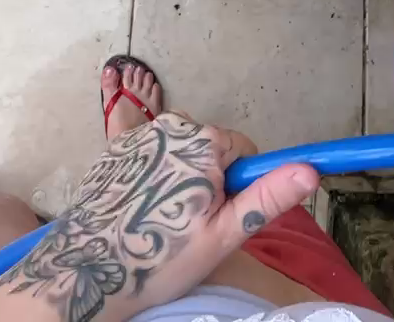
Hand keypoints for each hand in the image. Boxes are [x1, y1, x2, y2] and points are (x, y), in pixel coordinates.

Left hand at [0, 113, 316, 321]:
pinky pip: (147, 148)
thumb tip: (311, 170)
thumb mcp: (223, 235)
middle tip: (187, 224)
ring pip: (179, 148)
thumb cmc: (159, 256)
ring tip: (158, 217)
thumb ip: (267, 197)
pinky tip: (136, 202)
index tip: (217, 216)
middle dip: (207, 178)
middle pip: (210, 147)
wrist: (82, 271)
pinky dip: (149, 169)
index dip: (236, 185)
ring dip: (178, 173)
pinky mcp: (115, 145)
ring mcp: (141, 131)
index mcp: (205, 140)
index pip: (242, 150)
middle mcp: (174, 123)